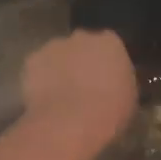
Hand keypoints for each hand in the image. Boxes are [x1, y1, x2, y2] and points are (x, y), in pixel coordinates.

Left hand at [20, 31, 137, 146]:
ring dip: (59, 68)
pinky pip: (37, 68)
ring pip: (56, 55)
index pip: (109, 44)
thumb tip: (114, 82)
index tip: (105, 77)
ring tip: (61, 94)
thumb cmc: (110, 111)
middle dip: (81, 60)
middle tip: (83, 84)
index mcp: (110, 42)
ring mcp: (53, 46)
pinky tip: (44, 98)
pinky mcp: (31, 61)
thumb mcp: (129, 95)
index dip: (105, 61)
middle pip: (81, 45)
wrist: (71, 123)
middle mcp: (81, 36)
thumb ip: (120, 80)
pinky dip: (39, 79)